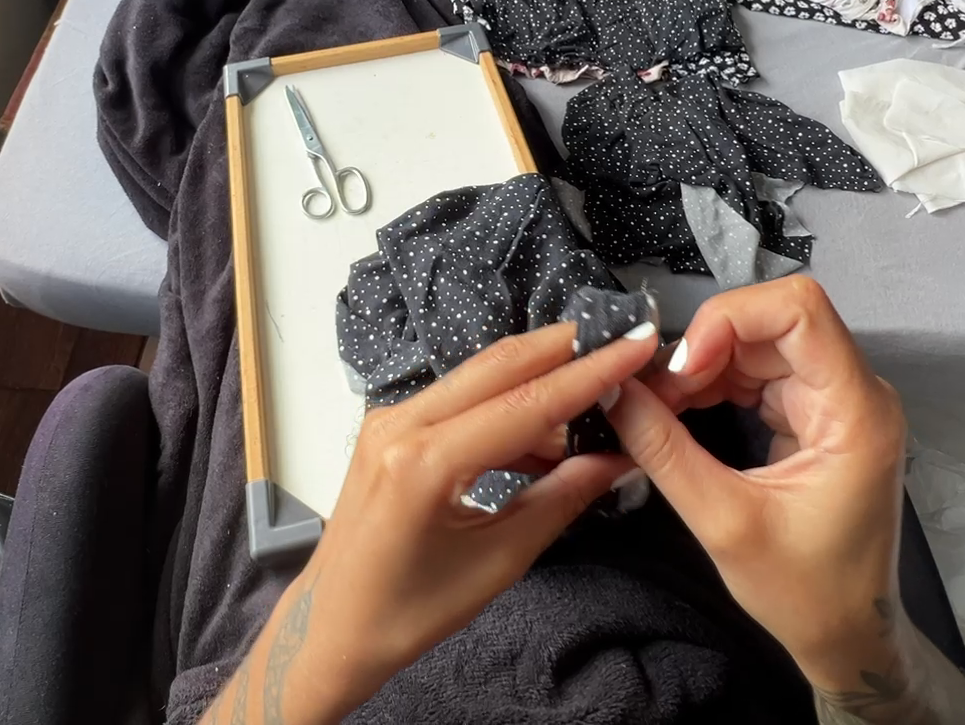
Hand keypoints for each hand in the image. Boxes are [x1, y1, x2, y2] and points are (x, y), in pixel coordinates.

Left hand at [211, 320, 657, 723]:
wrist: (330, 625)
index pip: (525, 402)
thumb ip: (560, 500)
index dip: (588, 373)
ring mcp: (391, 416)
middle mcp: (401, 421)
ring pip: (480, 376)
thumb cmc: (407, 611)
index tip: (634, 345)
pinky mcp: (392, 422)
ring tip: (593, 392)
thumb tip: (617, 458)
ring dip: (538, 377)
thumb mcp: (496, 562)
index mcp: (424, 461)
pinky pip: (461, 397)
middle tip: (619, 340)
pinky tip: (544, 430)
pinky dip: (506, 404)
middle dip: (564, 348)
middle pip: (499, 365)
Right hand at [602, 277, 908, 689]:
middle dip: (702, 346)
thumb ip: (662, 449)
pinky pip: (750, 366)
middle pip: (769, 319)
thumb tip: (611, 388)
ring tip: (659, 406)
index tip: (683, 368)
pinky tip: (677, 409)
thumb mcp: (722, 522)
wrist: (848, 634)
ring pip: (752, 339)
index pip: (798, 309)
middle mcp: (851, 389)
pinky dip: (707, 379)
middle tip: (656, 394)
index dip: (729, 320)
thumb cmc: (802, 591)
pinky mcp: (809, 406)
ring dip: (698, 363)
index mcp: (854, 412)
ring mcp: (830, 395)